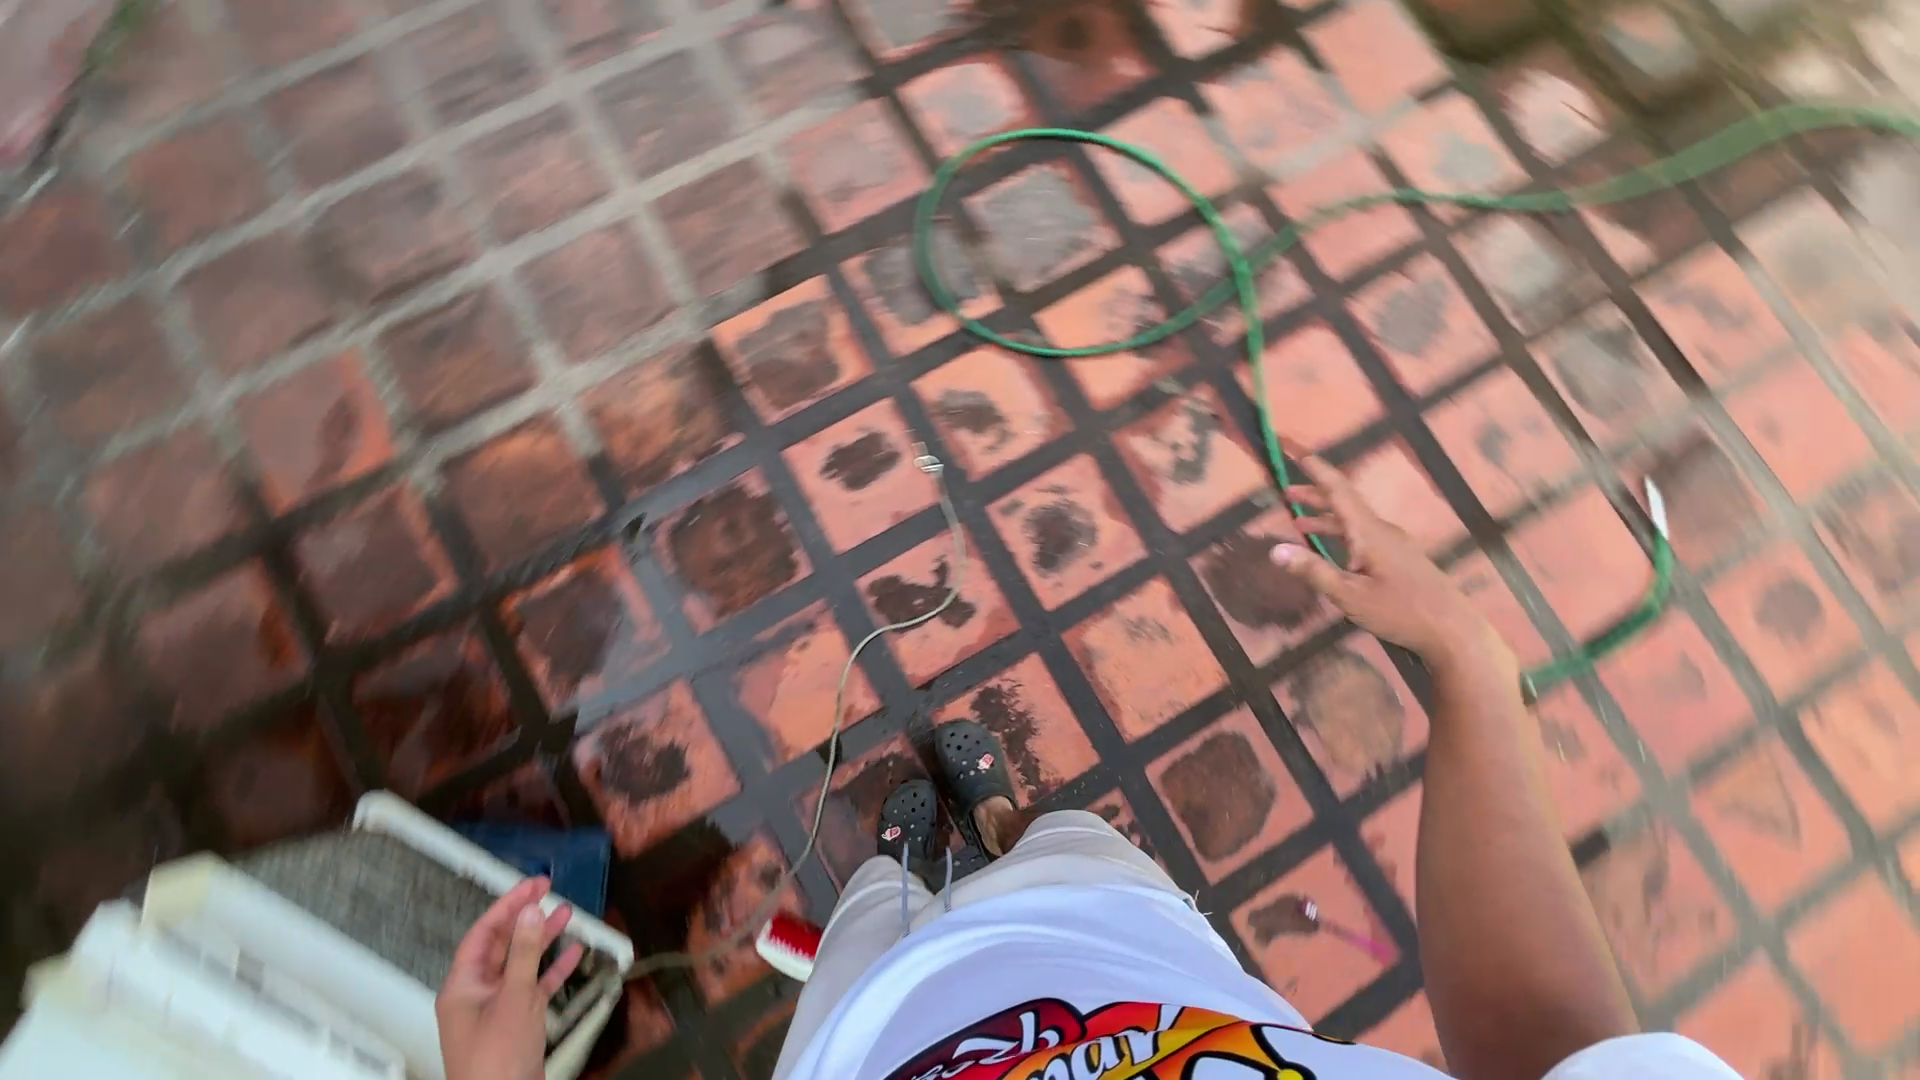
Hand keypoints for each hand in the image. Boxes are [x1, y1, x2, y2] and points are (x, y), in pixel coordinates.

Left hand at [437, 877, 584, 1079]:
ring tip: (568, 913)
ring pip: (522, 963)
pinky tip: (575, 952)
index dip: (508, 905)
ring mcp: (498, 1007)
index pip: (483, 934)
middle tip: (550, 890)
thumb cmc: (498, 1053)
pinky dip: (554, 968)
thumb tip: (530, 911)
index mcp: (463, 986)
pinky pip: (536, 985)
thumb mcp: (514, 998)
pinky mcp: (518, 1021)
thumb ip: (524, 953)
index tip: (535, 885)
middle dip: (525, 918)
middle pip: (502, 945)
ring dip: (543, 938)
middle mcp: (478, 993)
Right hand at [1267, 447, 1514, 678]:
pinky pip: (1363, 536)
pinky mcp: (1400, 559)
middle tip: (1287, 494)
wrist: (1453, 632)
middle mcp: (1383, 532)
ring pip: (1354, 522)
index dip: (1319, 473)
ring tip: (1299, 522)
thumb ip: (1313, 570)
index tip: (1300, 456)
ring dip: (1326, 518)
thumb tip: (1275, 550)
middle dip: (1316, 496)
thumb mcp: (1349, 595)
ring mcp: (1394, 545)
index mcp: (1370, 533)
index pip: (1340, 492)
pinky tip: (1330, 549)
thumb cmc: (1400, 611)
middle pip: (1346, 504)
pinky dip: (1340, 534)